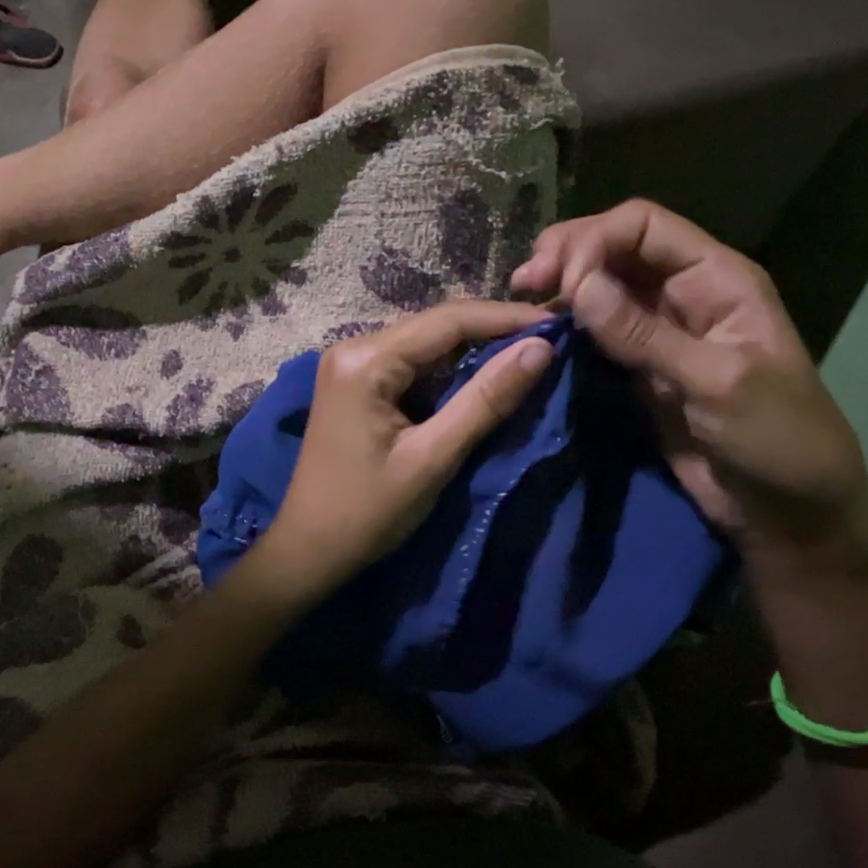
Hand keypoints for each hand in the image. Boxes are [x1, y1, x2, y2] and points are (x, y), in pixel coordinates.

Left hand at [262, 300, 554, 597]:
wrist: (309, 549)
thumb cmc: (367, 512)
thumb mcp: (433, 458)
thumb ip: (485, 400)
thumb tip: (541, 349)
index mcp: (365, 360)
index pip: (447, 320)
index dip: (506, 318)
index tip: (558, 325)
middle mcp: (352, 348)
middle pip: (435, 326)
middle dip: (492, 331)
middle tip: (549, 341)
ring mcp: (350, 364)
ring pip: (425, 344)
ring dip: (474, 350)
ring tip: (528, 355)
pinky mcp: (355, 384)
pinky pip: (411, 364)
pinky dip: (449, 371)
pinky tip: (483, 378)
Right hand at [512, 199, 867, 556]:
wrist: (789, 512)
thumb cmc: (777, 439)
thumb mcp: (717, 382)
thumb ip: (644, 334)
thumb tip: (577, 285)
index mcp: (718, 279)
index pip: (644, 227)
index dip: (595, 242)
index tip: (560, 285)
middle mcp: (685, 295)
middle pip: (616, 249)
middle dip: (568, 256)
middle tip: (524, 285)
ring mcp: (660, 333)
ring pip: (602, 290)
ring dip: (562, 291)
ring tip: (523, 308)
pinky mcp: (641, 371)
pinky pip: (598, 335)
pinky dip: (568, 330)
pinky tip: (542, 337)